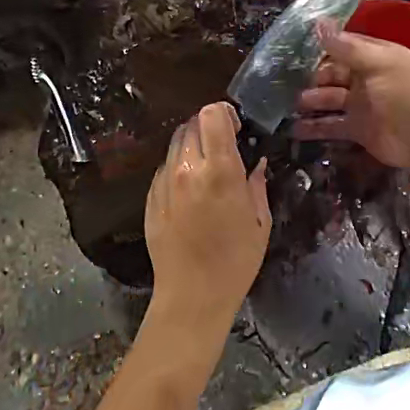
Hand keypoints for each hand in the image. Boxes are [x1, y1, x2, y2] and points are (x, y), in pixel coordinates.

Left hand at [143, 103, 270, 326]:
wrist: (192, 296)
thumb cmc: (236, 260)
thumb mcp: (259, 220)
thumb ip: (256, 183)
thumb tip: (255, 163)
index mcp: (219, 170)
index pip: (212, 115)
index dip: (225, 113)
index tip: (237, 128)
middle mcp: (187, 169)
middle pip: (192, 124)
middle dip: (210, 128)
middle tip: (225, 147)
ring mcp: (164, 183)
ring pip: (175, 143)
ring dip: (193, 146)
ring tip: (207, 168)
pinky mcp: (150, 198)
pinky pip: (165, 168)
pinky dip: (179, 167)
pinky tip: (191, 191)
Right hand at [294, 20, 409, 172]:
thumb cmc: (406, 94)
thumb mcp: (378, 63)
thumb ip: (347, 46)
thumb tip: (319, 22)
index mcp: (376, 57)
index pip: (343, 47)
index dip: (321, 48)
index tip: (294, 49)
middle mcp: (367, 78)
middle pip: (332, 74)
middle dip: (312, 78)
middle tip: (287, 82)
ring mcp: (362, 105)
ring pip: (329, 100)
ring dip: (310, 102)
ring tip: (289, 105)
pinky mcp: (358, 130)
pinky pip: (331, 126)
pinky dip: (313, 128)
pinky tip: (294, 128)